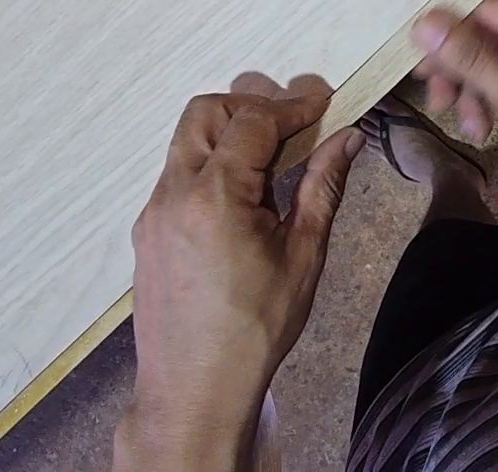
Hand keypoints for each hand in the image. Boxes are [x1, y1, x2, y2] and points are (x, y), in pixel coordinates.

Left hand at [115, 92, 364, 470]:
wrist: (193, 392)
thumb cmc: (257, 326)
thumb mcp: (304, 254)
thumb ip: (324, 185)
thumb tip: (350, 135)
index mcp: (214, 197)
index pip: (252, 120)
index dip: (293, 106)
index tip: (325, 106)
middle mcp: (173, 193)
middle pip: (205, 112)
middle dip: (251, 105)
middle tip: (291, 126)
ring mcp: (152, 211)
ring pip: (186, 138)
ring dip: (229, 131)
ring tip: (271, 159)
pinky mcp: (147, 229)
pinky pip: (178, 171)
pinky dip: (212, 160)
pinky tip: (243, 193)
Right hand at [411, 0, 497, 189]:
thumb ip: (465, 54)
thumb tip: (424, 23)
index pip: (480, 11)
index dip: (448, 36)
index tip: (420, 63)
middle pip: (478, 37)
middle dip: (458, 73)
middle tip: (438, 99)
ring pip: (482, 61)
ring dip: (470, 93)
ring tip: (470, 126)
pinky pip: (495, 78)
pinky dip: (484, 101)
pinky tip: (482, 129)